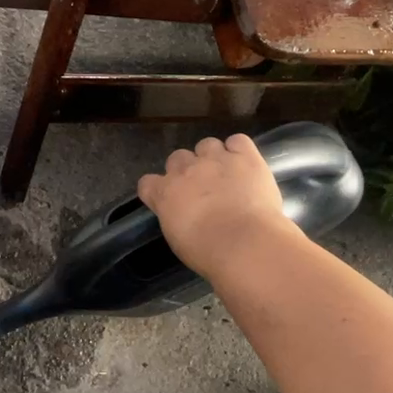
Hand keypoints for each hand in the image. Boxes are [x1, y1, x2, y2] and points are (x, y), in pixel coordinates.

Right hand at [137, 134, 294, 277]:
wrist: (244, 242)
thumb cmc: (206, 251)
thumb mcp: (177, 239)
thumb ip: (175, 217)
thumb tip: (182, 213)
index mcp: (164, 194)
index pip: (147, 183)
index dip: (157, 189)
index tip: (168, 199)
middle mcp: (185, 170)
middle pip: (177, 157)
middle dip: (186, 169)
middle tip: (200, 187)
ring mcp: (216, 159)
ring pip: (206, 144)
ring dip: (212, 156)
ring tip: (224, 173)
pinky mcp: (245, 156)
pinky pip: (237, 141)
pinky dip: (239, 149)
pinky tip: (244, 163)